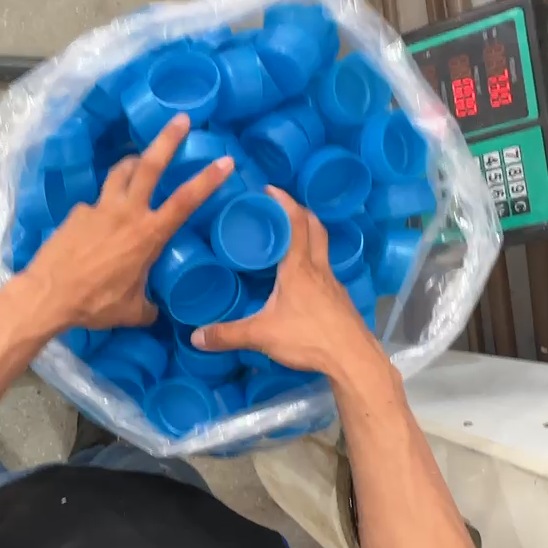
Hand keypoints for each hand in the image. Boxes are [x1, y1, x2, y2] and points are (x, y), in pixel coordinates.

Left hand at [20, 114, 232, 330]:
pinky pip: (95, 203)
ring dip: (132, 162)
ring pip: (119, 173)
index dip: (208, 180)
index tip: (226, 160)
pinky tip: (98, 223)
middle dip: (168, 139)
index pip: (185, 201)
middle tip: (181, 119)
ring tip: (138, 161)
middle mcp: (126, 213)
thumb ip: (148, 307)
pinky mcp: (76, 213)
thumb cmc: (95, 303)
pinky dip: (103, 206)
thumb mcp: (131, 311)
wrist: (48, 294)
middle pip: (150, 165)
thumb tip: (154, 310)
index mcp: (147, 235)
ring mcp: (99, 208)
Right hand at [191, 188, 380, 378]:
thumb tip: (195, 337)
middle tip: (281, 208)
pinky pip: (325, 272)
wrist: (352, 358)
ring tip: (288, 240)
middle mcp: (318, 269)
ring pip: (323, 249)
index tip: (270, 189)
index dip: (284, 202)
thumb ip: (227, 334)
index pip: (295, 223)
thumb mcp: (261, 336)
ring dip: (308, 237)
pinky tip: (302, 279)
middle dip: (299, 212)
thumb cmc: (308, 338)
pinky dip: (313, 264)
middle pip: (315, 228)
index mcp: (298, 268)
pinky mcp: (340, 300)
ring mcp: (333, 284)